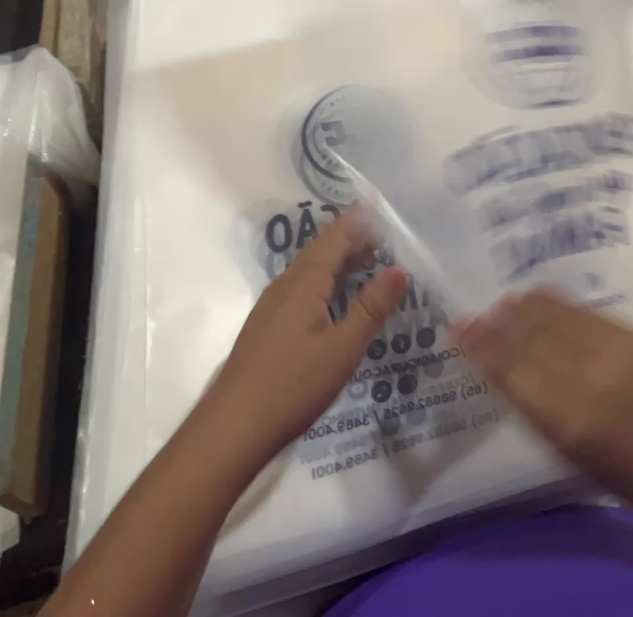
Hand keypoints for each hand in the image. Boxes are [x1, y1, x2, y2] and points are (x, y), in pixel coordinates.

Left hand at [200, 213, 409, 468]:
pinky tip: (340, 298)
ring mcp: (273, 309)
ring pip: (311, 272)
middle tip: (386, 230)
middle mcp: (285, 288)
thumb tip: (401, 269)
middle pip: (321, 251)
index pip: (334, 239)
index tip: (378, 200)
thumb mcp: (342, 349)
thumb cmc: (290, 387)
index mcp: (302, 285)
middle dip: (352, 237)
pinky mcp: (269, 330)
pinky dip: (329, 282)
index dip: (357, 220)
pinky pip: (304, 290)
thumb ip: (371, 308)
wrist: (231, 431)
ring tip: (371, 258)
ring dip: (340, 260)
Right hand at [455, 290, 632, 521]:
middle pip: (529, 334)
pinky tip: (541, 303)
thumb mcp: (570, 454)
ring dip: (523, 307)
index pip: (511, 368)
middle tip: (476, 314)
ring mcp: (614, 347)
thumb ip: (535, 408)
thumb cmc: (630, 475)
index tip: (456, 326)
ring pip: (554, 313)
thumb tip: (500, 369)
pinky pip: (582, 310)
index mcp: (569, 416)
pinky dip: (554, 305)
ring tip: (504, 305)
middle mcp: (589, 374)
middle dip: (498, 321)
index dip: (480, 344)